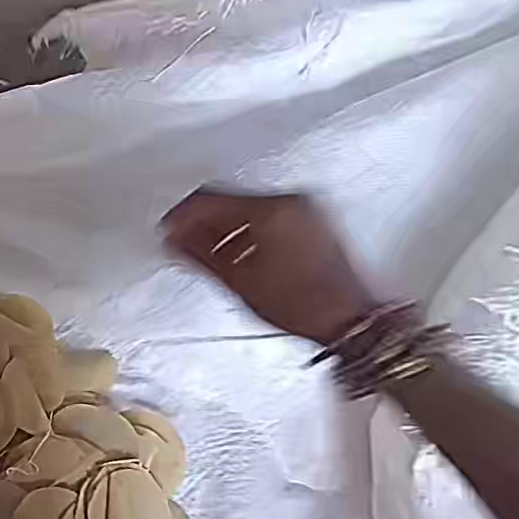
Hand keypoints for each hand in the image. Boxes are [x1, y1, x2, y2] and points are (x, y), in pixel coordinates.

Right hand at [163, 188, 375, 343]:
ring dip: (224, 229)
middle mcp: (292, 202)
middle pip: (231, 202)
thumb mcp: (239, 281)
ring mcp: (306, 211)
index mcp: (272, 210)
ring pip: (249, 210)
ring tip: (205, 252)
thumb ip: (201, 254)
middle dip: (202, 222)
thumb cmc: (304, 304)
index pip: (211, 199)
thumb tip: (176, 240)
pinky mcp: (314, 223)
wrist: (350, 320)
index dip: (183, 214)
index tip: (168, 227)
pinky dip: (247, 232)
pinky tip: (235, 254)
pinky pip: (269, 217)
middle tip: (181, 240)